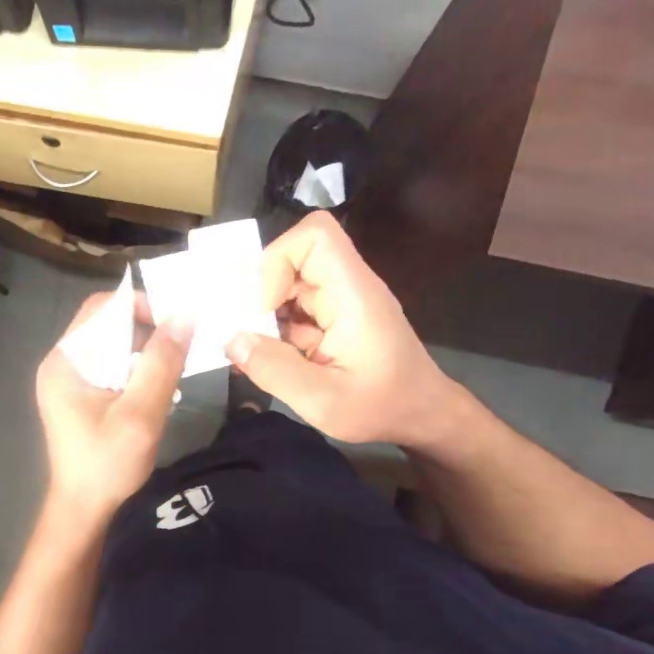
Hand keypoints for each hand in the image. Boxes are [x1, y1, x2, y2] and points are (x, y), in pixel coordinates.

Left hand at [38, 292, 188, 525]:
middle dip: (145, 333)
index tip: (174, 324)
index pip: (101, 308)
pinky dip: (133, 374)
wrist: (84, 510)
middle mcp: (60, 366)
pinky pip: (108, 370)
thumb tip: (184, 317)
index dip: (139, 306)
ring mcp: (67, 384)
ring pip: (110, 349)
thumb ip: (161, 363)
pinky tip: (154, 393)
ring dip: (143, 356)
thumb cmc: (107, 464)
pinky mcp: (78, 401)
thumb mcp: (140, 413)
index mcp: (64, 362)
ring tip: (170, 375)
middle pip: (105, 327)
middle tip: (178, 351)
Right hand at [227, 211, 471, 448]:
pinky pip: (296, 314)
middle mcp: (347, 289)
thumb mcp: (324, 401)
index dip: (278, 261)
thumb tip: (233, 341)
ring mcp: (341, 306)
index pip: (314, 236)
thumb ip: (276, 371)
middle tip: (244, 335)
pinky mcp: (334, 324)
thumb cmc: (380, 408)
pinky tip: (266, 364)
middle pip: (296, 259)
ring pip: (291, 288)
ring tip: (251, 355)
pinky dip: (275, 334)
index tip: (263, 309)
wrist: (420, 417)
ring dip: (265, 317)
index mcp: (352, 294)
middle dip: (261, 293)